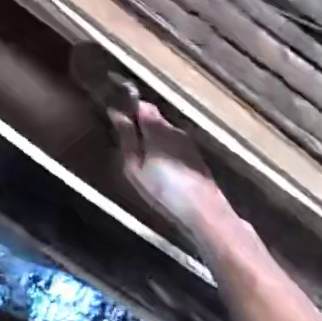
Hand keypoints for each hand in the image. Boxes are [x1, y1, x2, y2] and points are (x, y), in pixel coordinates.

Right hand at [112, 102, 227, 232]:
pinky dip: (163, 148)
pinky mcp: (196, 157)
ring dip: (151, 137)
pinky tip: (159, 167)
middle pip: (154, 117)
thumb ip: (126, 137)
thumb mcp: (134, 166)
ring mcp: (188, 143)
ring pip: (164, 131)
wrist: (206, 215)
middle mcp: (175, 130)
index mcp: (158, 128)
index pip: (142, 105)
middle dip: (139, 123)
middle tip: (125, 141)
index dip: (128, 107)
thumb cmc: (163, 190)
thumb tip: (114, 111)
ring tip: (140, 156)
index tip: (116, 117)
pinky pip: (174, 144)